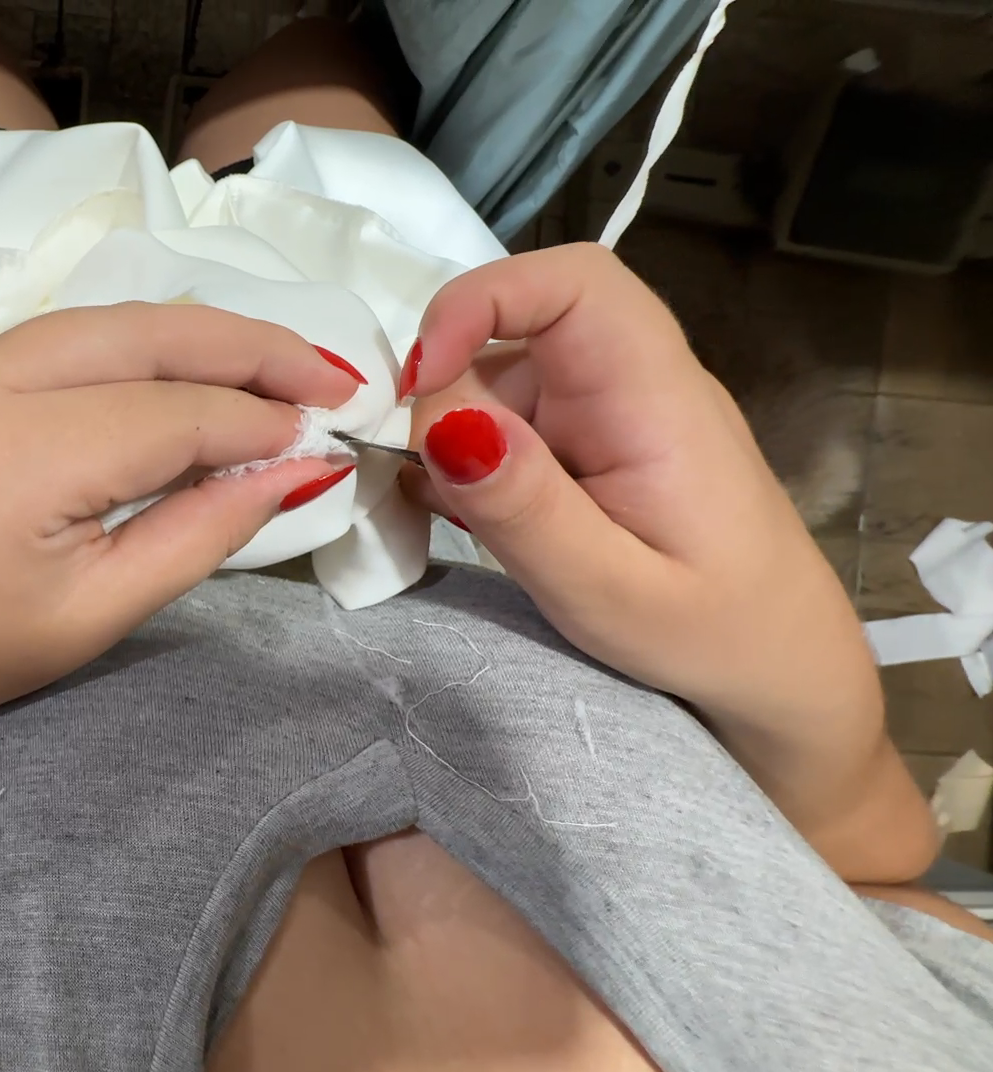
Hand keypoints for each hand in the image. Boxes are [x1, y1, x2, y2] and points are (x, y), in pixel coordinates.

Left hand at [0, 301, 361, 724]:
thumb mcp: (103, 610)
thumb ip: (203, 530)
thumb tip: (298, 465)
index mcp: (15, 463)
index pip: (166, 416)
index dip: (254, 420)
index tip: (323, 433)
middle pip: (141, 333)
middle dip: (248, 347)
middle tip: (328, 374)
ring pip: (108, 320)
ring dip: (200, 339)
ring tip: (277, 370)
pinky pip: (69, 338)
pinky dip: (142, 349)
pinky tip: (192, 375)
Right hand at [398, 245, 925, 879]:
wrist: (773, 675)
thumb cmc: (712, 640)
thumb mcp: (607, 591)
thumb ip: (525, 506)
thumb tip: (439, 416)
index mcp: (653, 402)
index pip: (572, 285)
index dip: (480, 302)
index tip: (417, 383)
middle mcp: (623, 387)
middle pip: (511, 328)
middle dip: (435, 385)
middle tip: (409, 471)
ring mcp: (594, 416)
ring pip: (488, 377)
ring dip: (435, 430)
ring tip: (433, 508)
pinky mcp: (572, 446)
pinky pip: (492, 420)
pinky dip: (449, 455)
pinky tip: (447, 510)